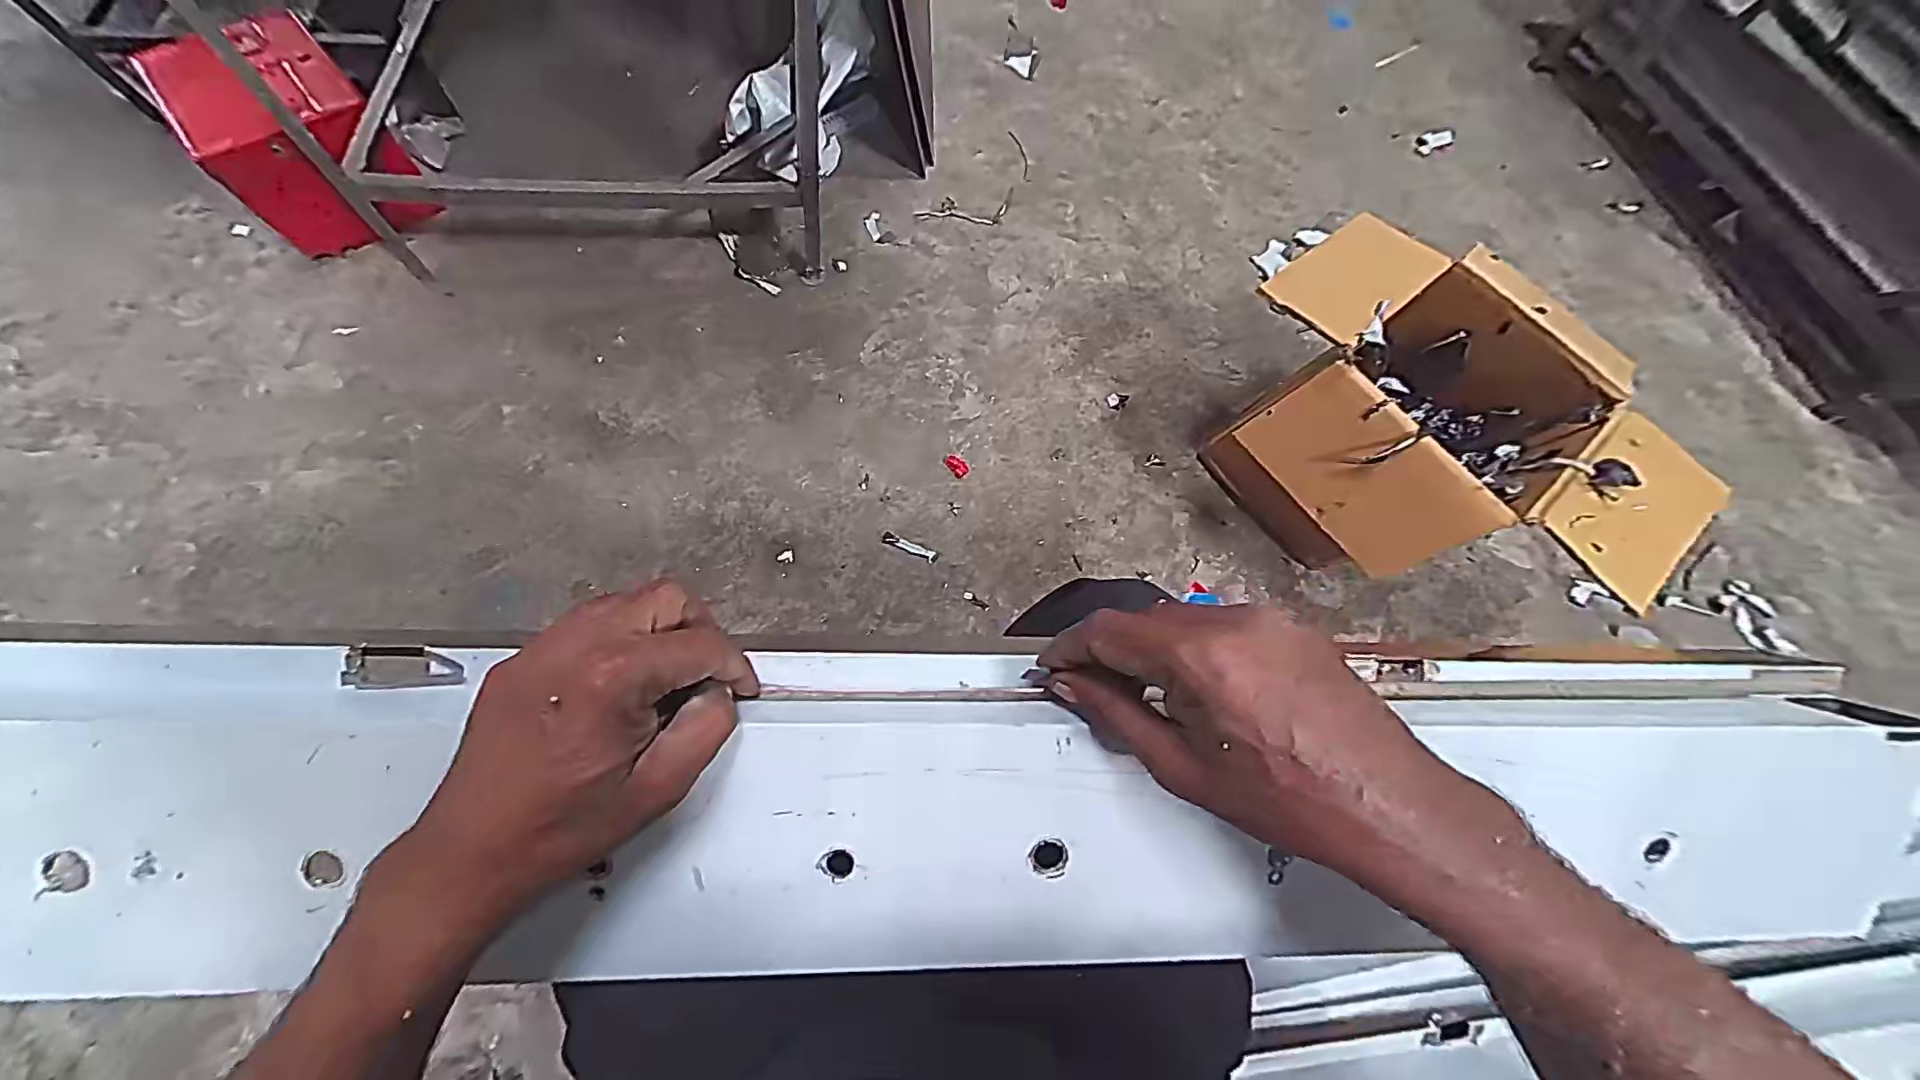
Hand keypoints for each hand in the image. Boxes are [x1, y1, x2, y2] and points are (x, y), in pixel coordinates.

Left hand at [406, 579, 759, 920]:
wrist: (471, 853)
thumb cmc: (557, 828)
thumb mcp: (660, 788)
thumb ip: (708, 727)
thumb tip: (717, 693)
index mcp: (611, 677)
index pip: (701, 643)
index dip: (734, 664)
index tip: (740, 685)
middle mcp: (574, 647)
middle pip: (667, 598)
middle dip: (702, 631)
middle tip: (708, 673)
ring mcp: (543, 648)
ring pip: (628, 601)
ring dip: (662, 629)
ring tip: (667, 677)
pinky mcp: (523, 658)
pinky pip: (590, 622)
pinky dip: (623, 637)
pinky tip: (624, 681)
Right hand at [1038, 603, 1498, 883]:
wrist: (1387, 806)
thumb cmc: (1300, 799)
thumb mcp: (1182, 766)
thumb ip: (1116, 714)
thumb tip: (1078, 687)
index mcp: (1204, 657)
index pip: (1108, 629)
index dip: (1069, 647)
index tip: (1056, 664)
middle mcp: (1236, 623)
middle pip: (1140, 619)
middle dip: (1105, 649)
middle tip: (1088, 685)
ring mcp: (1267, 620)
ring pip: (1176, 618)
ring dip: (1146, 647)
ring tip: (1139, 691)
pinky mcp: (1286, 627)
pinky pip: (1215, 623)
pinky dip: (1186, 646)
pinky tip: (1187, 683)